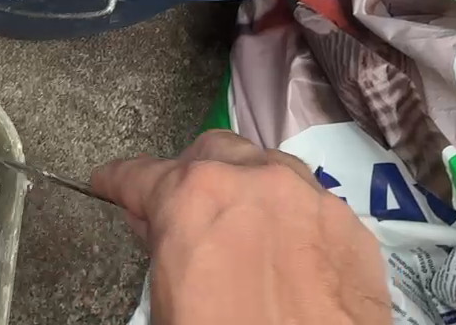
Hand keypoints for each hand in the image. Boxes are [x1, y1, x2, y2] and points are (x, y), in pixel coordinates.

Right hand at [93, 130, 390, 324]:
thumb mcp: (170, 304)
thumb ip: (160, 247)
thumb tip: (153, 222)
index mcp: (192, 196)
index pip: (139, 175)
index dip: (118, 181)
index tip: (107, 183)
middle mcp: (249, 178)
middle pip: (209, 152)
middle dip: (192, 175)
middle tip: (186, 212)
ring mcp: (304, 195)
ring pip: (264, 165)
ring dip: (245, 187)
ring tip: (243, 227)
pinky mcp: (348, 224)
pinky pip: (308, 201)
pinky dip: (291, 218)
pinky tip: (291, 253)